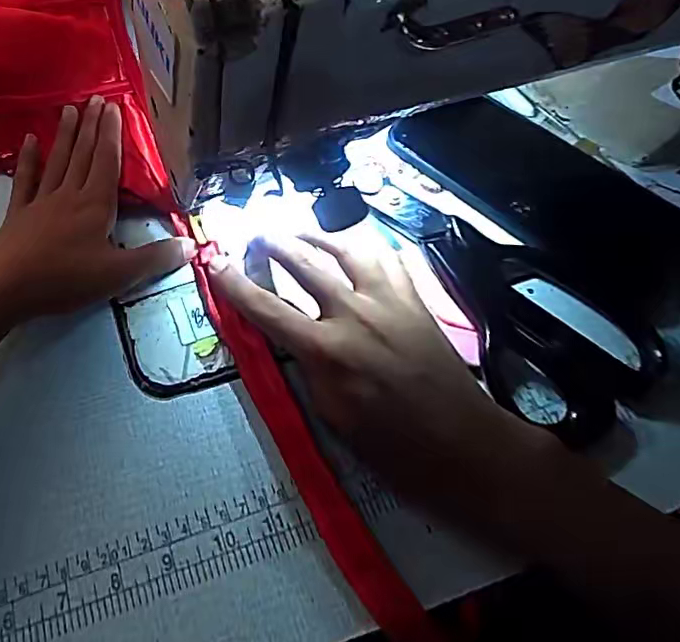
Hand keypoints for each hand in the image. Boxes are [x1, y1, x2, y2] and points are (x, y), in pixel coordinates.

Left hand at [0, 97, 193, 324]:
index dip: (112, 134)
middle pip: (82, 154)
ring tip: (69, 108)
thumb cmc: (64, 279)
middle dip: (91, 126)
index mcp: (95, 204)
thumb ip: (154, 258)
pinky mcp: (18, 213)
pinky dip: (28, 159)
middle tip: (96, 98)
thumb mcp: (117, 274)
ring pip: (57, 160)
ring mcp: (40, 201)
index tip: (114, 107)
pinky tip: (28, 140)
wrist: (5, 287)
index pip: (106, 161)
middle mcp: (69, 194)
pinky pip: (25, 180)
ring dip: (65, 134)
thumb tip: (191, 245)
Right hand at [209, 231, 558, 491]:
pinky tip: (354, 247)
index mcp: (328, 351)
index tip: (213, 261)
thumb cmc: (395, 447)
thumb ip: (308, 368)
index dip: (234, 283)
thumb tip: (293, 339)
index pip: (267, 308)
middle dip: (271, 243)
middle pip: (302, 262)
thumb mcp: (333, 416)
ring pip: (343, 248)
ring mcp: (387, 300)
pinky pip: (386, 258)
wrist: (465, 447)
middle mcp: (354, 314)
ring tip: (297, 231)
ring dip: (314, 236)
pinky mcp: (413, 299)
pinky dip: (365, 247)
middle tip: (254, 235)